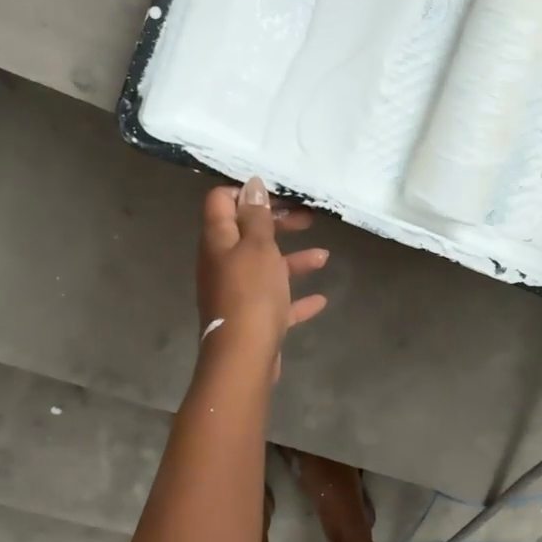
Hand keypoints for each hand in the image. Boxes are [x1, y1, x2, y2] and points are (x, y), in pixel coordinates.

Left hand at [196, 177, 328, 358]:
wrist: (243, 357)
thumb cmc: (251, 294)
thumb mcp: (258, 247)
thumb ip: (256, 216)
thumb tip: (251, 185)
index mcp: (218, 241)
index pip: (221, 202)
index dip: (246, 193)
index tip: (277, 194)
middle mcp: (222, 263)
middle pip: (248, 233)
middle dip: (278, 223)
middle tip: (308, 217)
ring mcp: (236, 292)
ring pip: (265, 267)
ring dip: (293, 259)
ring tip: (323, 257)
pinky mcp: (252, 318)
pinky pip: (275, 301)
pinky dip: (295, 298)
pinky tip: (320, 300)